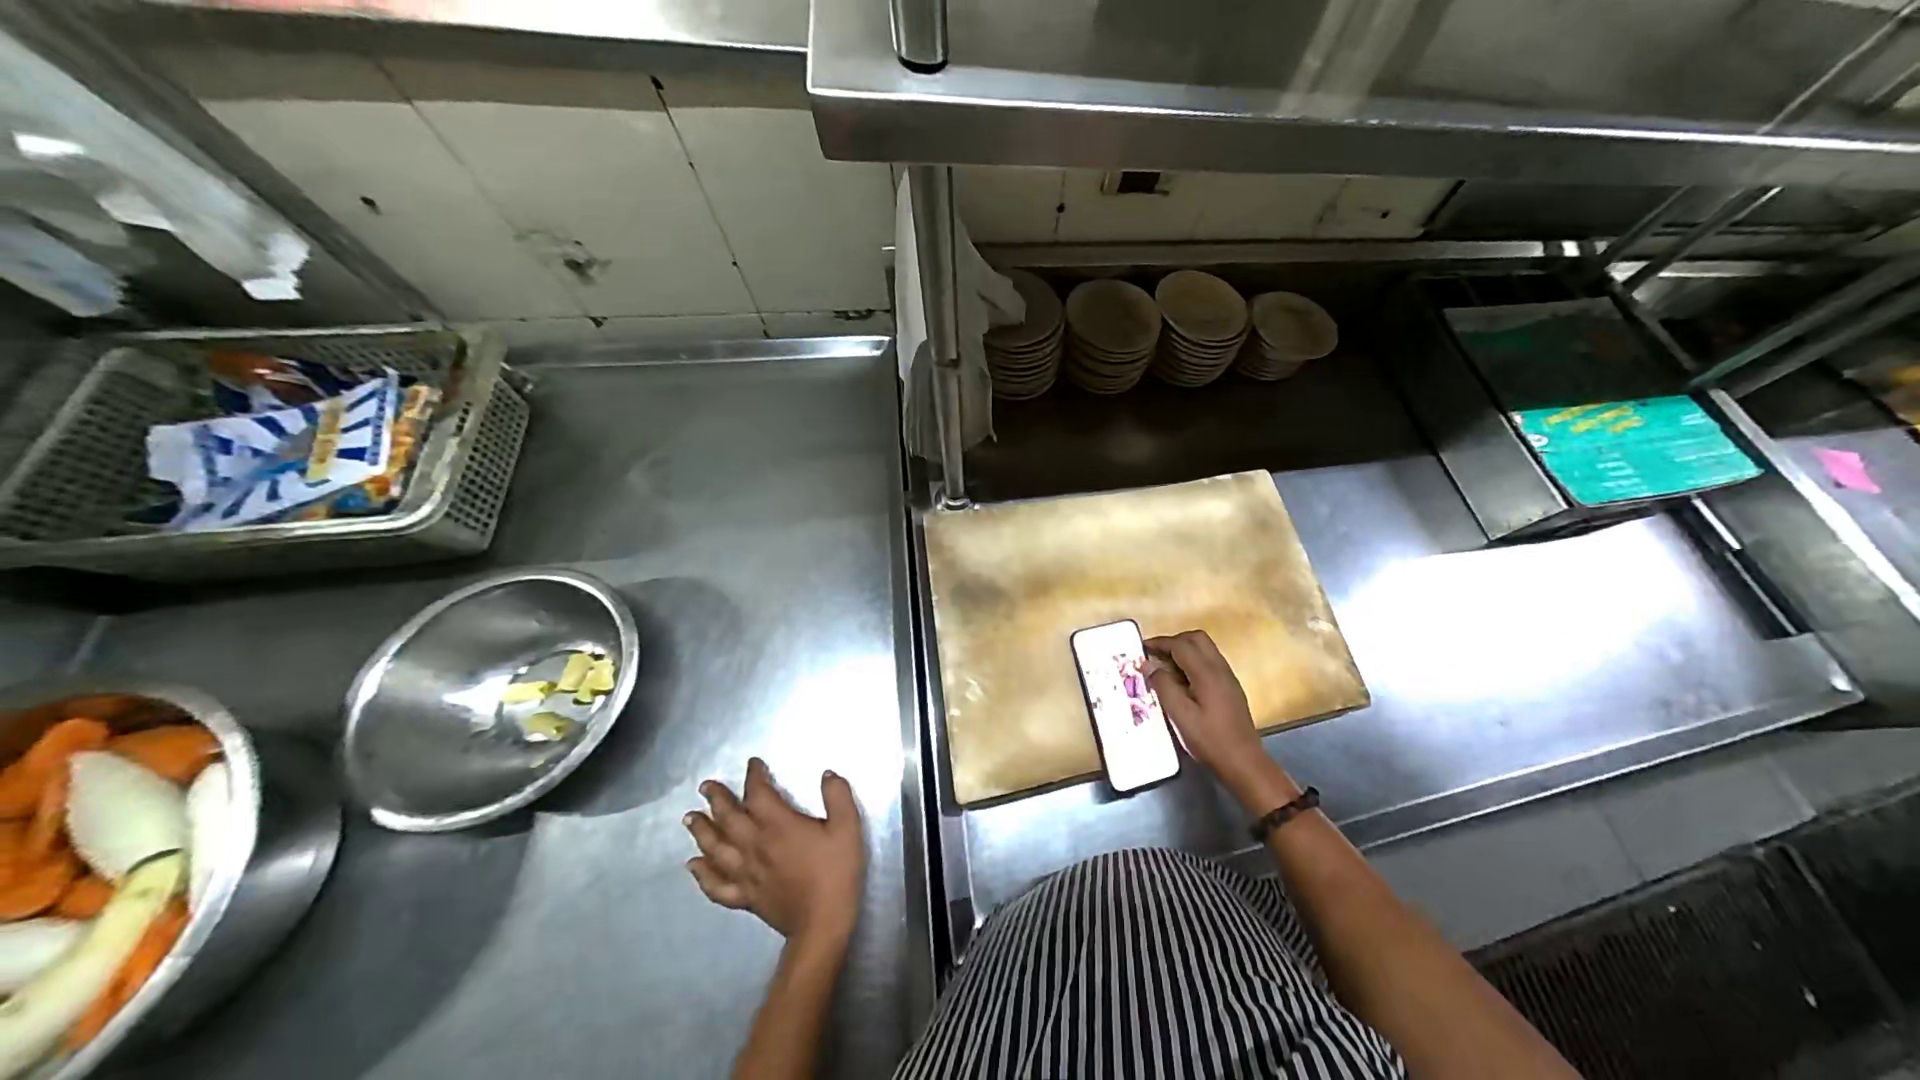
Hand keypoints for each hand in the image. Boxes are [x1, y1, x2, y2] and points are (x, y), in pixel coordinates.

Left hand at [685, 757, 864, 951]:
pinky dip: (702, 874)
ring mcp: (746, 873)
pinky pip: (717, 885)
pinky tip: (693, 865)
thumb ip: (837, 796)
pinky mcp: (745, 897)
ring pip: (716, 848)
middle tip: (705, 786)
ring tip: (689, 818)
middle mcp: (755, 845)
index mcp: (778, 825)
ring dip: (701, 831)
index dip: (754, 776)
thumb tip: (827, 774)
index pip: (758, 794)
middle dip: (717, 799)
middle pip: (728, 817)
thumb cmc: (836, 872)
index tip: (753, 764)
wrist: (823, 922)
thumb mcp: (847, 828)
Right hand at [1146, 630, 1299, 810]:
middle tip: (1155, 655)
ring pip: (1205, 649)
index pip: (1181, 645)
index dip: (1160, 643)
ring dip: (1184, 650)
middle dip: (1174, 641)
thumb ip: (1163, 686)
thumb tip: (1148, 664)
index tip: (1142, 648)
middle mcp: (1220, 669)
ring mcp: (1228, 677)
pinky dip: (1193, 661)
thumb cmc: (1209, 740)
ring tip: (1165, 667)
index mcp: (1207, 673)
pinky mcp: (1230, 687)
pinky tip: (1182, 681)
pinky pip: (1210, 661)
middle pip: (1197, 639)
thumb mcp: (1180, 715)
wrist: (1243, 762)